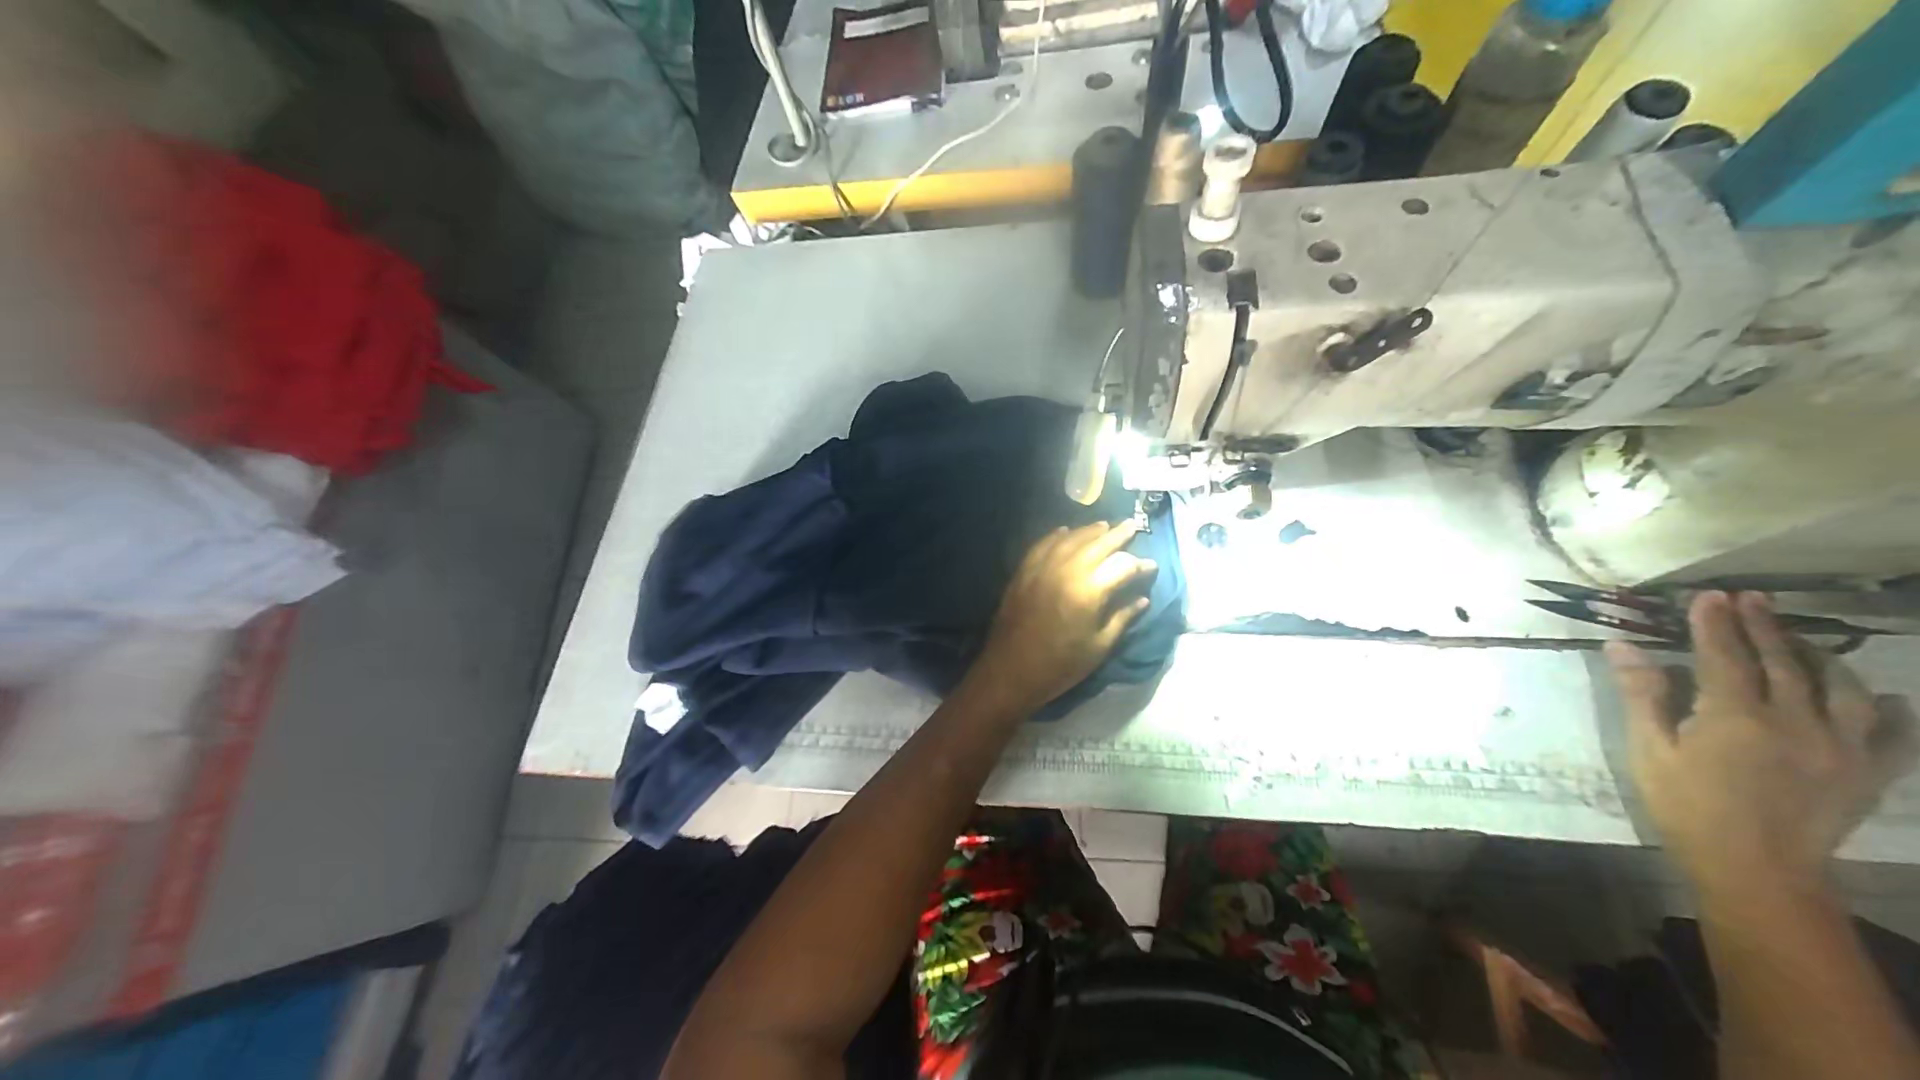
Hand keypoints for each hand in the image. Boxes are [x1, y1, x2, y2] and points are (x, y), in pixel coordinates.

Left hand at [972, 521, 1157, 711]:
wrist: (1010, 671)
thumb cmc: (1060, 666)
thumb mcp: (1099, 646)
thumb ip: (1122, 617)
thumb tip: (1142, 599)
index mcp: (1090, 590)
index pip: (1123, 567)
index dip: (1140, 565)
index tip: (1151, 566)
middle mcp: (1067, 570)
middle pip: (1098, 544)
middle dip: (1118, 535)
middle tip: (1132, 526)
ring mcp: (1042, 568)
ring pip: (1070, 539)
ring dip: (1089, 531)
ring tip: (1104, 526)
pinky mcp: (1023, 572)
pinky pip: (1043, 545)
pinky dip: (1057, 536)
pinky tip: (1065, 531)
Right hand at [1608, 591, 1917, 897]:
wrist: (1756, 870)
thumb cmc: (1686, 806)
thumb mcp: (1648, 750)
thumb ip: (1642, 695)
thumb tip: (1623, 646)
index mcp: (1735, 715)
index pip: (1723, 655)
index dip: (1715, 624)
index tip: (1709, 596)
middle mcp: (1796, 722)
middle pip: (1782, 663)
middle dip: (1763, 627)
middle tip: (1752, 600)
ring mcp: (1842, 748)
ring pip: (1841, 688)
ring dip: (1819, 658)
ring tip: (1802, 641)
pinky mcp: (1868, 774)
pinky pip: (1893, 735)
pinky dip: (1890, 711)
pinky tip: (1885, 698)